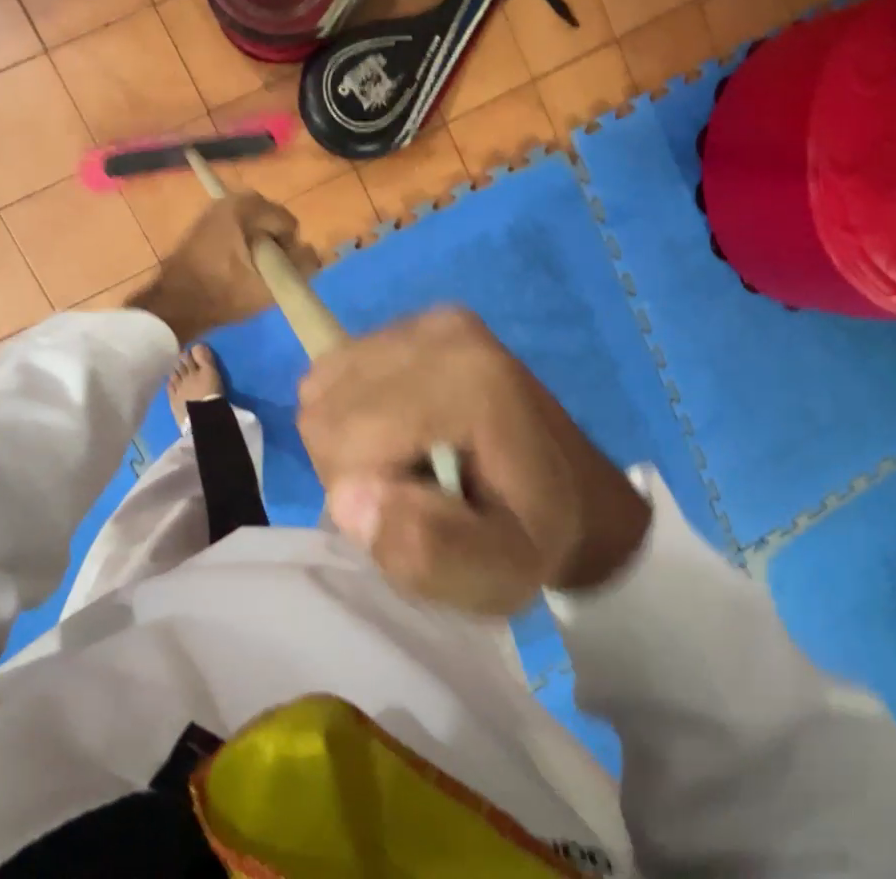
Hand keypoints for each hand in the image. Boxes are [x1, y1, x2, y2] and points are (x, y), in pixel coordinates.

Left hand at [128, 192, 317, 344]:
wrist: (175, 305)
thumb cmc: (223, 295)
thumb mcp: (271, 286)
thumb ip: (303, 265)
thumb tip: (313, 253)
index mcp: (245, 208)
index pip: (288, 223)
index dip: (289, 249)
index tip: (276, 271)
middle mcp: (229, 200)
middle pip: (272, 220)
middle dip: (275, 244)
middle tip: (265, 271)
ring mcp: (214, 210)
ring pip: (255, 225)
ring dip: (260, 245)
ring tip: (250, 272)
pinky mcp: (204, 224)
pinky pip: (238, 228)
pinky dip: (243, 244)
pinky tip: (234, 268)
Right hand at [297, 308, 651, 615]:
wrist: (572, 490)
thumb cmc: (535, 536)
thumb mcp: (500, 574)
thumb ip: (432, 550)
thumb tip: (352, 498)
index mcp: (470, 383)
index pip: (345, 437)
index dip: (362, 493)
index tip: (416, 514)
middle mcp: (444, 332)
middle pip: (326, 409)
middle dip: (350, 467)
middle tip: (411, 495)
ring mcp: (427, 321)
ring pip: (322, 390)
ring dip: (347, 445)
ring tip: (408, 468)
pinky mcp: (414, 324)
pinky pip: (335, 373)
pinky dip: (350, 416)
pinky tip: (398, 438)